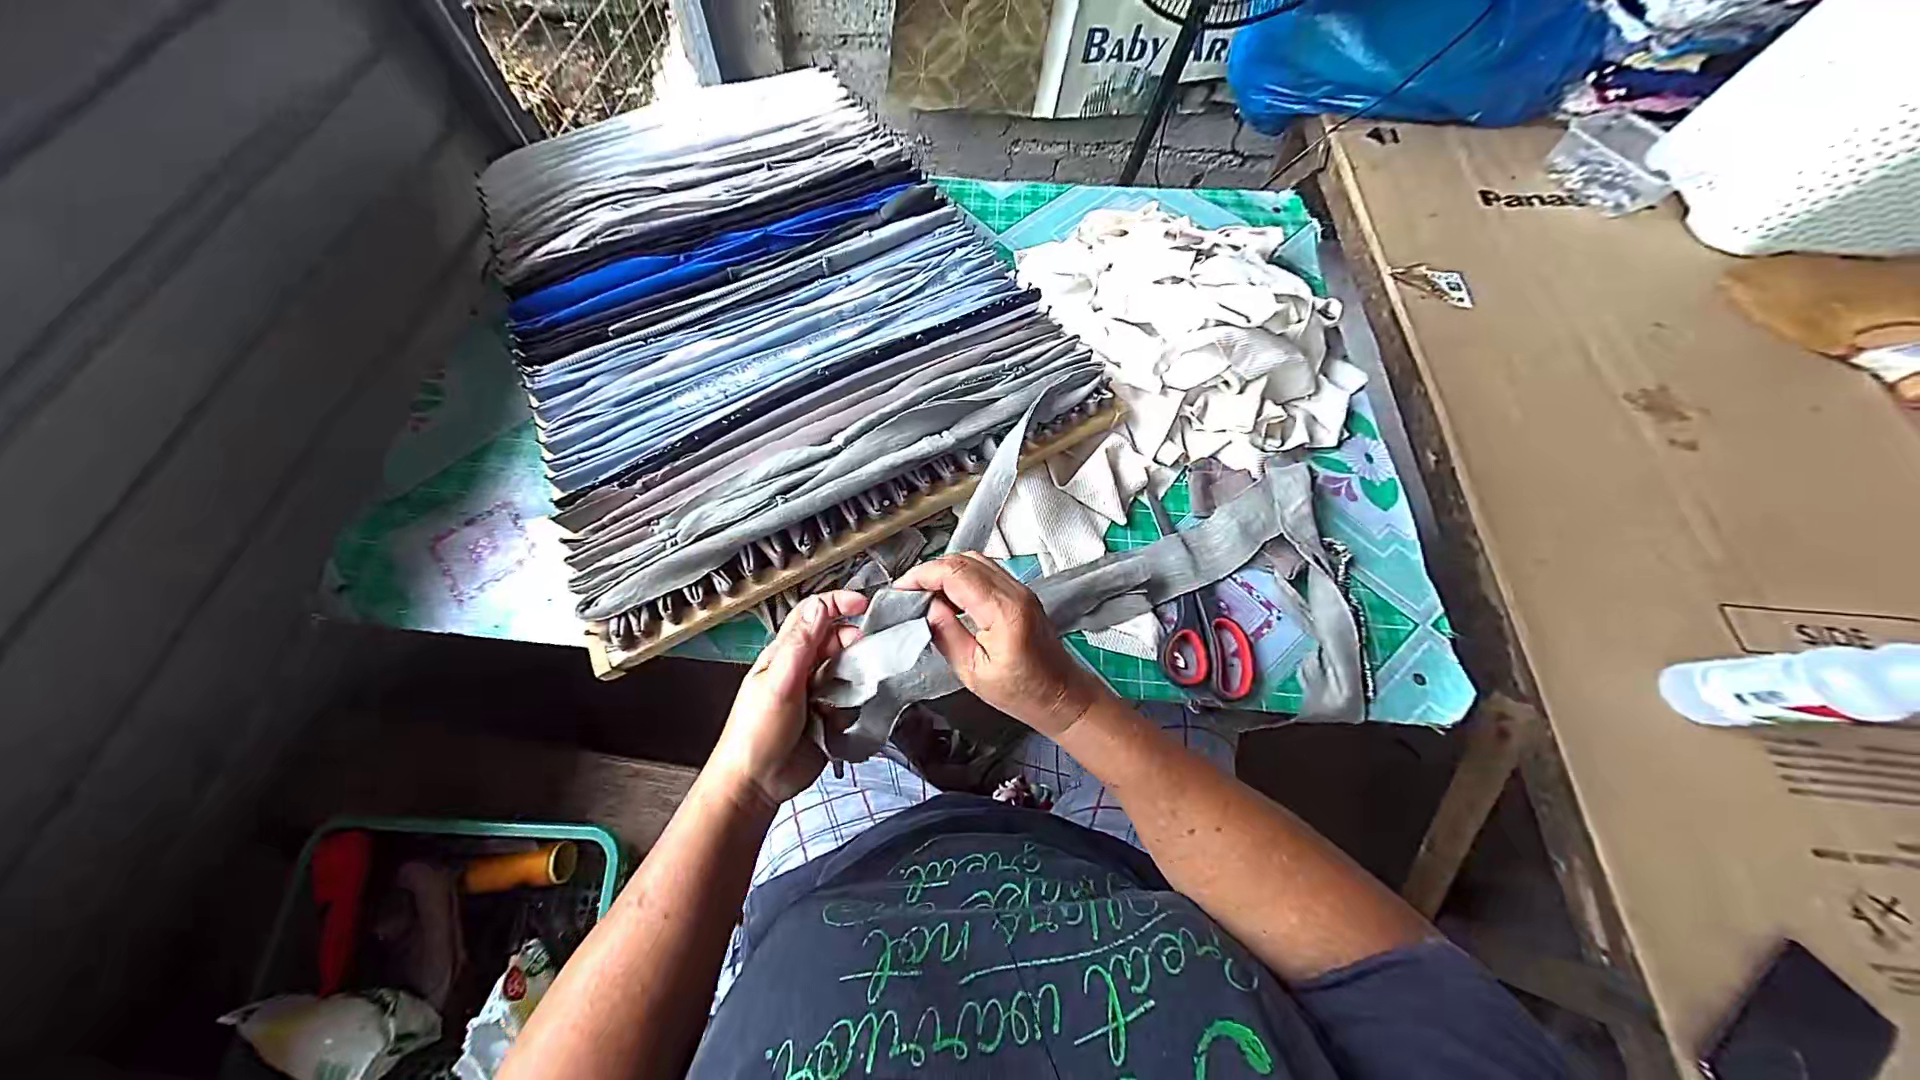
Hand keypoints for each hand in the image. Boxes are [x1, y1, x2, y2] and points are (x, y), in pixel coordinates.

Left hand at [707, 590, 867, 808]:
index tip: (863, 605)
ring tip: (856, 687)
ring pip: (849, 668)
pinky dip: (858, 701)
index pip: (814, 612)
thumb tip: (819, 607)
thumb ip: (800, 644)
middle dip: (855, 642)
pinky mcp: (830, 714)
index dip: (839, 603)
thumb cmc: (754, 735)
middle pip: (838, 639)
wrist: (756, 785)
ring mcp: (817, 691)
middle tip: (863, 654)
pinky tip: (851, 710)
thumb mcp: (778, 683)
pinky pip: (853, 698)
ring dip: (858, 674)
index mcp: (785, 653)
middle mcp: (802, 668)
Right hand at [892, 553, 1115, 737]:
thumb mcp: (973, 671)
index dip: (923, 575)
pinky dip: (961, 577)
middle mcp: (1015, 593)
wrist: (1060, 695)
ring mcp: (1020, 589)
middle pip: (964, 560)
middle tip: (909, 592)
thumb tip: (927, 608)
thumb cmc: (1023, 692)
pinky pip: (985, 571)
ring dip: (945, 572)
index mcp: (1004, 612)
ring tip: (925, 595)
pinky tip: (949, 598)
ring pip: (974, 561)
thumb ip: (947, 634)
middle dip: (930, 571)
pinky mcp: (1020, 593)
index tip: (902, 588)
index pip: (956, 574)